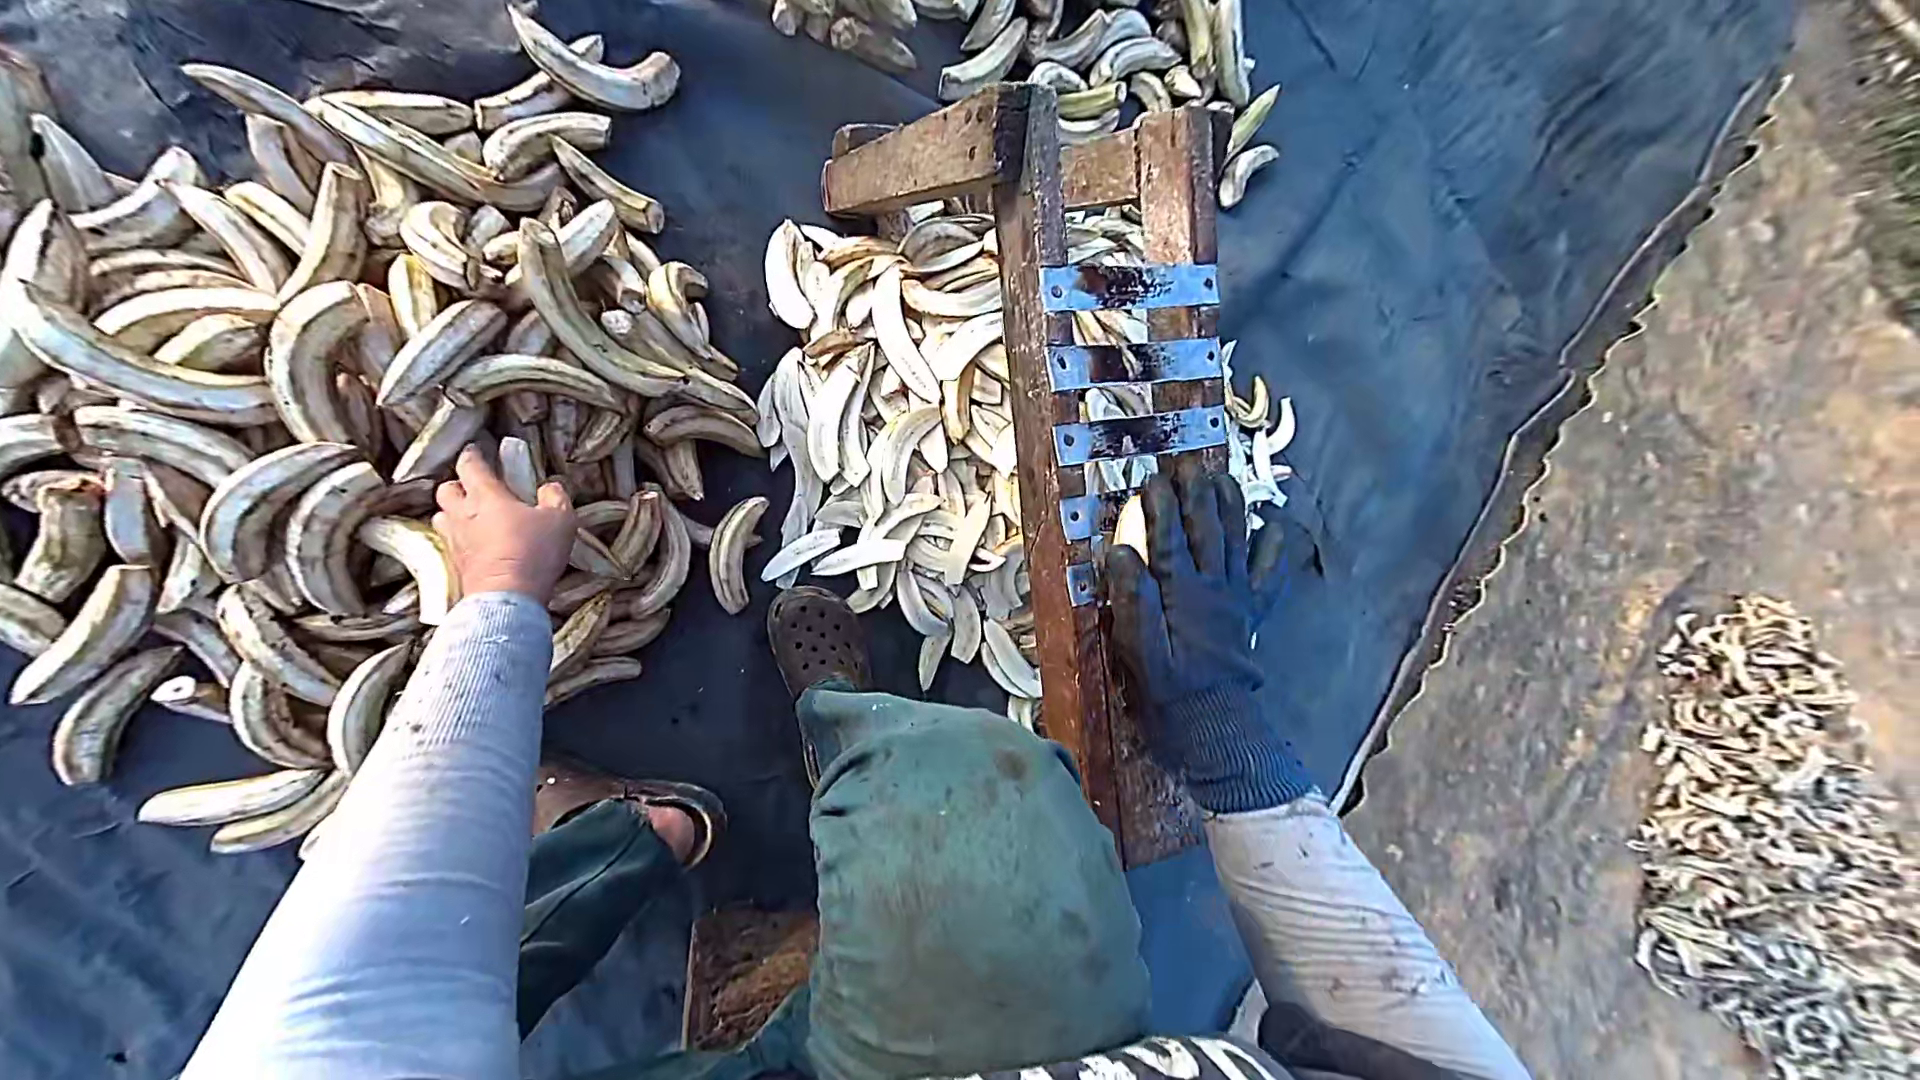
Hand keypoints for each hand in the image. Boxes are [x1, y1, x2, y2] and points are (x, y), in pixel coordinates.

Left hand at [433, 445, 574, 604]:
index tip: (477, 450)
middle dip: (459, 484)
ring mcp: (455, 539)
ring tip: (473, 516)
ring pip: (442, 515)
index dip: (474, 455)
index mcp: (486, 496)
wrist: (508, 595)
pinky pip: (449, 541)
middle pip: (447, 489)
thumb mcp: (561, 519)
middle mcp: (463, 513)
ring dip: (454, 511)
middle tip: (476, 488)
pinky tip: (474, 542)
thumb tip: (549, 486)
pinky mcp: (454, 562)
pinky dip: (459, 536)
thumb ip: (555, 496)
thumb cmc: (534, 552)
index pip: (470, 466)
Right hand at [1106, 464, 1317, 811]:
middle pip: (1204, 530)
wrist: (1214, 724)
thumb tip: (1119, 551)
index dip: (1158, 506)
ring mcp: (1238, 596)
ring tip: (1223, 477)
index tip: (1149, 478)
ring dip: (1230, 506)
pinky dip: (1276, 545)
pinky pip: (1271, 572)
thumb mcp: (1137, 650)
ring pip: (1237, 540)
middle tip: (1187, 463)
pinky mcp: (1254, 610)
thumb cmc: (1168, 688)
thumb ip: (1132, 599)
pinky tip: (1275, 523)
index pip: (1167, 538)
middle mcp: (1213, 587)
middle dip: (1194, 493)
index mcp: (1181, 593)